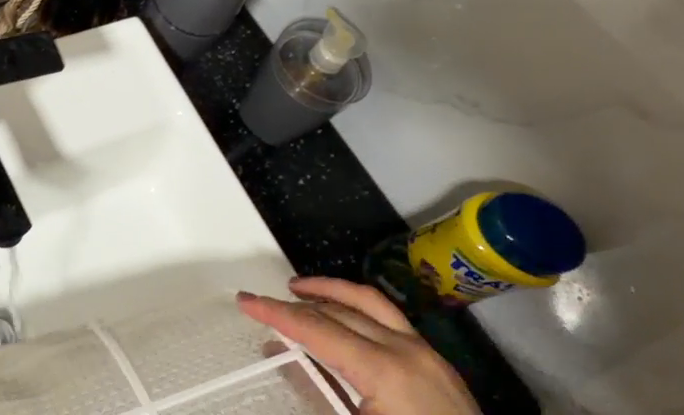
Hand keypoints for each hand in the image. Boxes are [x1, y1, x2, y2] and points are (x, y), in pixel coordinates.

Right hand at [237, 277, 480, 414]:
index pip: (317, 329)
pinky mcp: (440, 366)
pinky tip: (346, 318)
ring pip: (370, 304)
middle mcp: (406, 349)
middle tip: (263, 302)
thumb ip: (316, 393)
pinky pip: (392, 320)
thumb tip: (280, 354)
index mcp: (383, 370)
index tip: (244, 301)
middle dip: (297, 304)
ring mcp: (427, 355)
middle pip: (339, 312)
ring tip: (300, 291)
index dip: (276, 314)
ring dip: (330, 293)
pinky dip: (360, 308)